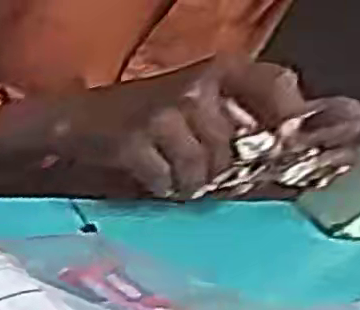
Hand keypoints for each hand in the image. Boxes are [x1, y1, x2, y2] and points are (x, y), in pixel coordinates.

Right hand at [0, 56, 359, 197]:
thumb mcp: (184, 96)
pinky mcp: (131, 145)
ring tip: (186, 190)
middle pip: (232, 141)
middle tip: (214, 184)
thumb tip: (261, 142)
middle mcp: (194, 89)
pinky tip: (160, 189)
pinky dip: (164, 188)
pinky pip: (163, 177)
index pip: (275, 84)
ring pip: (200, 164)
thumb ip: (222, 110)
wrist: (73, 120)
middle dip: (224, 170)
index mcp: (217, 69)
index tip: (281, 145)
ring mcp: (161, 117)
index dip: (286, 117)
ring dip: (194, 185)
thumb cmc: (130, 113)